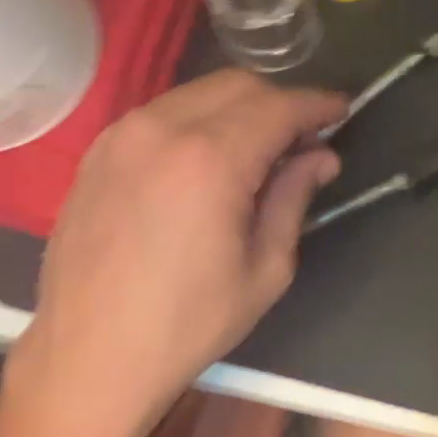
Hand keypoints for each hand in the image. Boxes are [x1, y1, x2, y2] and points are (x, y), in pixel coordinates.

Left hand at [4, 71, 346, 436]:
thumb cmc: (192, 322)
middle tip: (306, 140)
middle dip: (279, 103)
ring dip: (237, 111)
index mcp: (211, 161)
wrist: (95, 350)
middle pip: (235, 86)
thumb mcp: (265, 270)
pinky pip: (161, 116)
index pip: (276, 108)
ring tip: (262, 154)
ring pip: (195, 95)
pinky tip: (211, 164)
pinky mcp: (98, 153)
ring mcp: (121, 135)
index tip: (342, 111)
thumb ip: (292, 201)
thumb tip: (319, 159)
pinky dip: (198, 124)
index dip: (316, 105)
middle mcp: (161, 129)